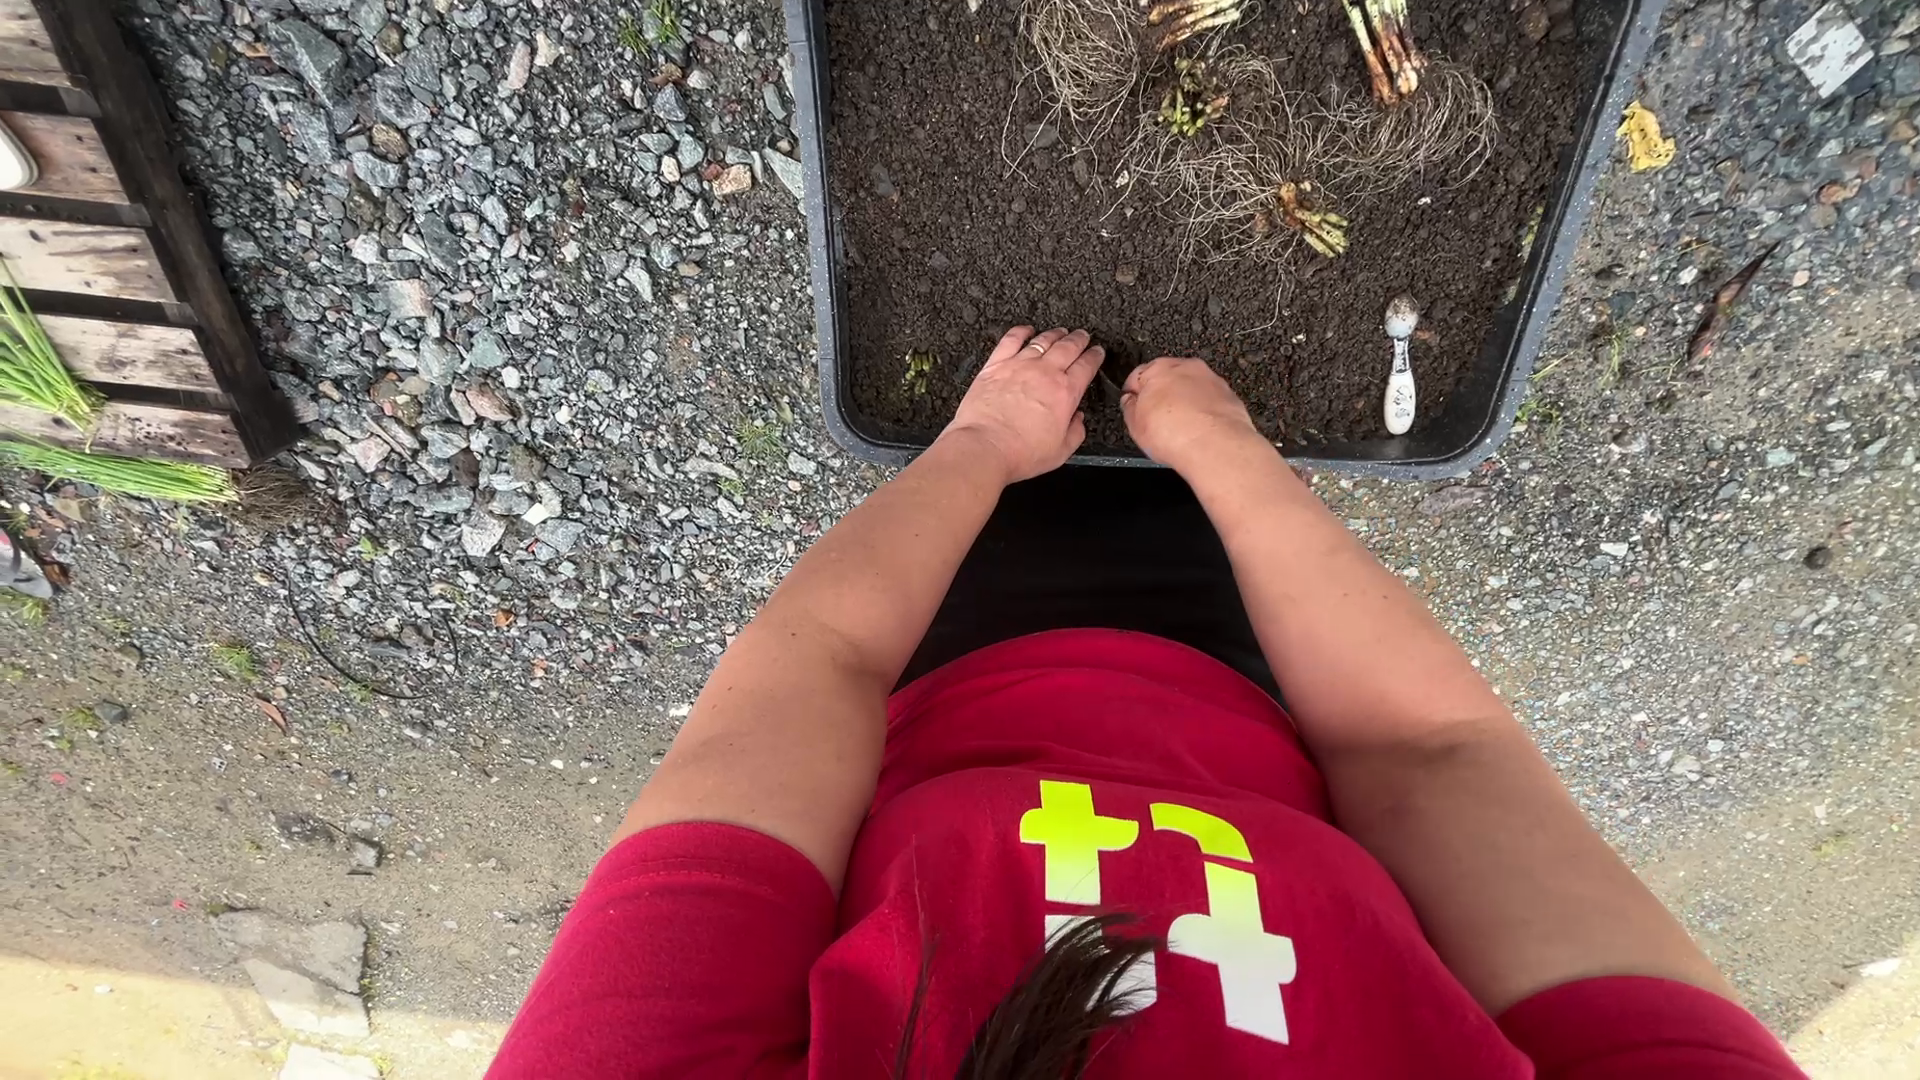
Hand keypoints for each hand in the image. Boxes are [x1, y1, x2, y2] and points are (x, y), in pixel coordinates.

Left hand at [941, 326, 1103, 483]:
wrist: (985, 447)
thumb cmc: (1019, 452)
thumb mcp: (1060, 451)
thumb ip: (1075, 432)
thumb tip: (1078, 420)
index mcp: (1065, 393)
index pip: (1086, 366)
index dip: (1094, 357)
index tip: (1097, 352)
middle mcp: (1045, 373)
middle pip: (1068, 347)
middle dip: (1079, 340)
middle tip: (1083, 336)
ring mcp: (1019, 366)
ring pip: (1042, 341)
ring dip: (1055, 334)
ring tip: (1061, 332)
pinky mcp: (996, 366)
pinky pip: (1011, 340)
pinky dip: (1021, 332)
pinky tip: (1026, 330)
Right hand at [1120, 356, 1264, 474]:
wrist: (1214, 446)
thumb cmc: (1175, 434)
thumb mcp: (1134, 426)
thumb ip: (1129, 407)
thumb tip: (1130, 402)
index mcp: (1158, 369)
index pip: (1137, 376)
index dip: (1134, 395)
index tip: (1134, 408)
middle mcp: (1186, 367)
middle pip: (1167, 379)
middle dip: (1162, 397)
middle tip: (1157, 421)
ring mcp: (1210, 379)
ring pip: (1191, 388)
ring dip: (1184, 403)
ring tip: (1180, 429)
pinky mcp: (1228, 394)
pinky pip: (1209, 401)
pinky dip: (1203, 411)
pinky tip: (1198, 430)